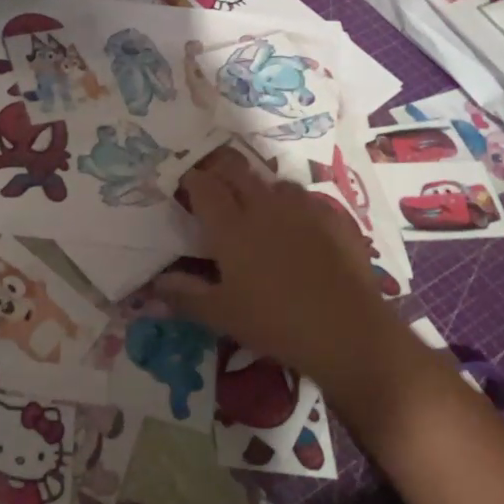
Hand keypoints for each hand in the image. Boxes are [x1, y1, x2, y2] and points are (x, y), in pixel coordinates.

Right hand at [157, 145, 410, 391]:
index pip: (203, 186)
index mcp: (231, 225)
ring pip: (275, 182)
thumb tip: (153, 286)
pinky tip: (301, 228)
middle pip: (236, 171)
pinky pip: (311, 201)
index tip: (183, 187)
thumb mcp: (222, 315)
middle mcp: (264, 206)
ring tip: (258, 209)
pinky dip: (298, 207)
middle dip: (220, 172)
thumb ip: (184, 296)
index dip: (190, 181)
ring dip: (261, 188)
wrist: (350, 333)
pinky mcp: (337, 220)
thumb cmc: (275, 323)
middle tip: (213, 188)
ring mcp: (304, 209)